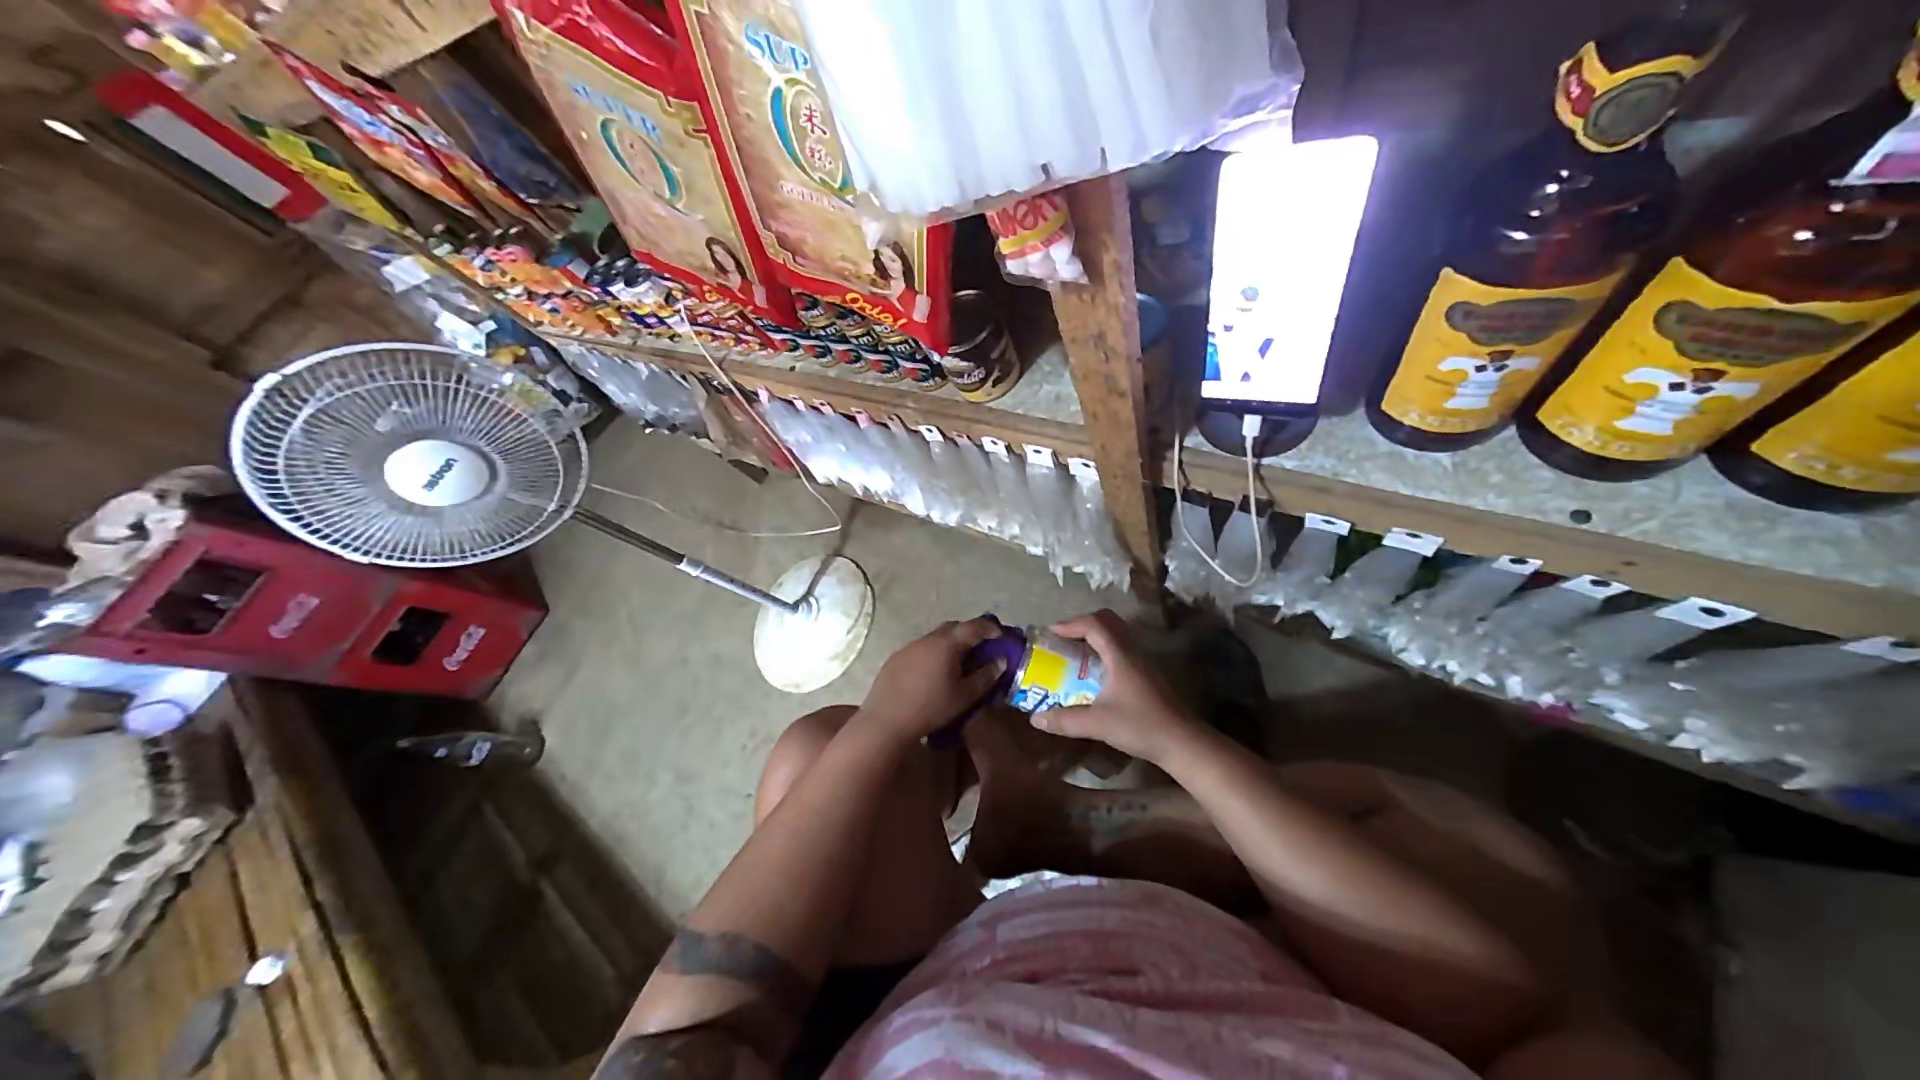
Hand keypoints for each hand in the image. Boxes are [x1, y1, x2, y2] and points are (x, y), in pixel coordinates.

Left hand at [853, 618, 1005, 743]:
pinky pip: (921, 648)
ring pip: (935, 637)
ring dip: (950, 643)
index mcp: (946, 644)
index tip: (1001, 635)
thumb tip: (1000, 661)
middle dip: (970, 633)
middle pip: (953, 627)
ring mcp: (908, 647)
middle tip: (982, 647)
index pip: (974, 626)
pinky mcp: (896, 658)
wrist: (886, 721)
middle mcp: (927, 639)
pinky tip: (934, 672)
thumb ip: (985, 677)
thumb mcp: (964, 697)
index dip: (990, 628)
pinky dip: (934, 653)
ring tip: (960, 662)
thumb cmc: (930, 709)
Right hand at [1029, 610, 1202, 763]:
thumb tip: (1035, 718)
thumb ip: (1065, 720)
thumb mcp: (1098, 725)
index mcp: (1120, 655)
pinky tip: (1093, 674)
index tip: (1050, 634)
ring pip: (1116, 634)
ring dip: (1093, 637)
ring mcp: (1142, 662)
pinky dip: (1103, 650)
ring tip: (1073, 654)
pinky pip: (1121, 649)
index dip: (1070, 623)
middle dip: (1081, 624)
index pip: (1095, 624)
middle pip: (1107, 621)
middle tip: (1061, 640)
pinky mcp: (1147, 674)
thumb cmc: (1141, 726)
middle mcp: (1132, 652)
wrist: (1182, 742)